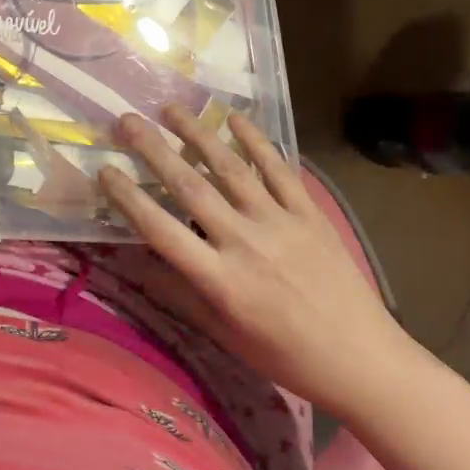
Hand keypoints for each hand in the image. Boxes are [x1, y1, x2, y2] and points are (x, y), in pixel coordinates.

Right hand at [99, 109, 418, 415]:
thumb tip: (133, 261)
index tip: (104, 169)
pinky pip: (279, 170)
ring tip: (170, 108)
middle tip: (126, 121)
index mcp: (221, 280)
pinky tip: (234, 117)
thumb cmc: (286, 355)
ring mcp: (281, 223)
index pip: (161, 229)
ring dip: (197, 133)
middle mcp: (245, 243)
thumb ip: (178, 293)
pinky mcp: (310, 215)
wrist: (365, 361)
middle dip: (154, 149)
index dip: (128, 197)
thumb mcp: (224, 335)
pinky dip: (256, 140)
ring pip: (231, 168)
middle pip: (190, 186)